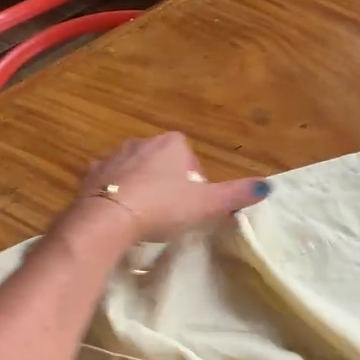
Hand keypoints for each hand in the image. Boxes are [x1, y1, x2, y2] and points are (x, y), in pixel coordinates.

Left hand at [62, 132, 268, 245]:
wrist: (108, 218)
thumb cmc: (163, 207)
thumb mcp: (207, 204)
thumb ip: (237, 194)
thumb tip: (268, 186)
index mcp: (173, 143)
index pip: (191, 159)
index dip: (194, 183)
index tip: (190, 205)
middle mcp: (142, 141)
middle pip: (163, 163)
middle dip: (167, 183)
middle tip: (169, 213)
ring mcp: (114, 156)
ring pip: (135, 170)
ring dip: (141, 187)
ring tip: (144, 216)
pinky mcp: (90, 173)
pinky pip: (109, 181)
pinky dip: (115, 193)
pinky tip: (120, 214)